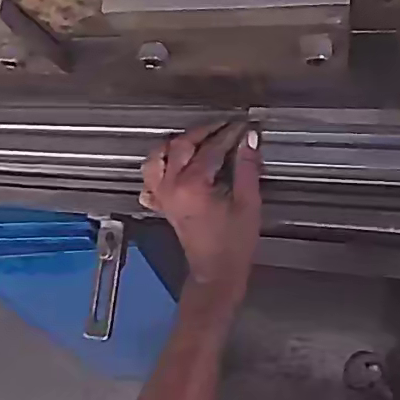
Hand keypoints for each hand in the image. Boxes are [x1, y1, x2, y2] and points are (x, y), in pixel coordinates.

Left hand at [140, 120, 261, 291]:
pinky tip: (172, 163)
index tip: (241, 127)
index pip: (211, 148)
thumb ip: (247, 167)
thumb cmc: (233, 244)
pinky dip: (159, 166)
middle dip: (203, 131)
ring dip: (175, 143)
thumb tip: (248, 139)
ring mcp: (163, 196)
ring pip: (158, 157)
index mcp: (193, 186)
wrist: (216, 273)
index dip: (228, 134)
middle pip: (181, 145)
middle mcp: (172, 188)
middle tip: (223, 126)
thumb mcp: (248, 203)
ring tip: (196, 137)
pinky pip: (150, 178)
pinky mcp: (162, 204)